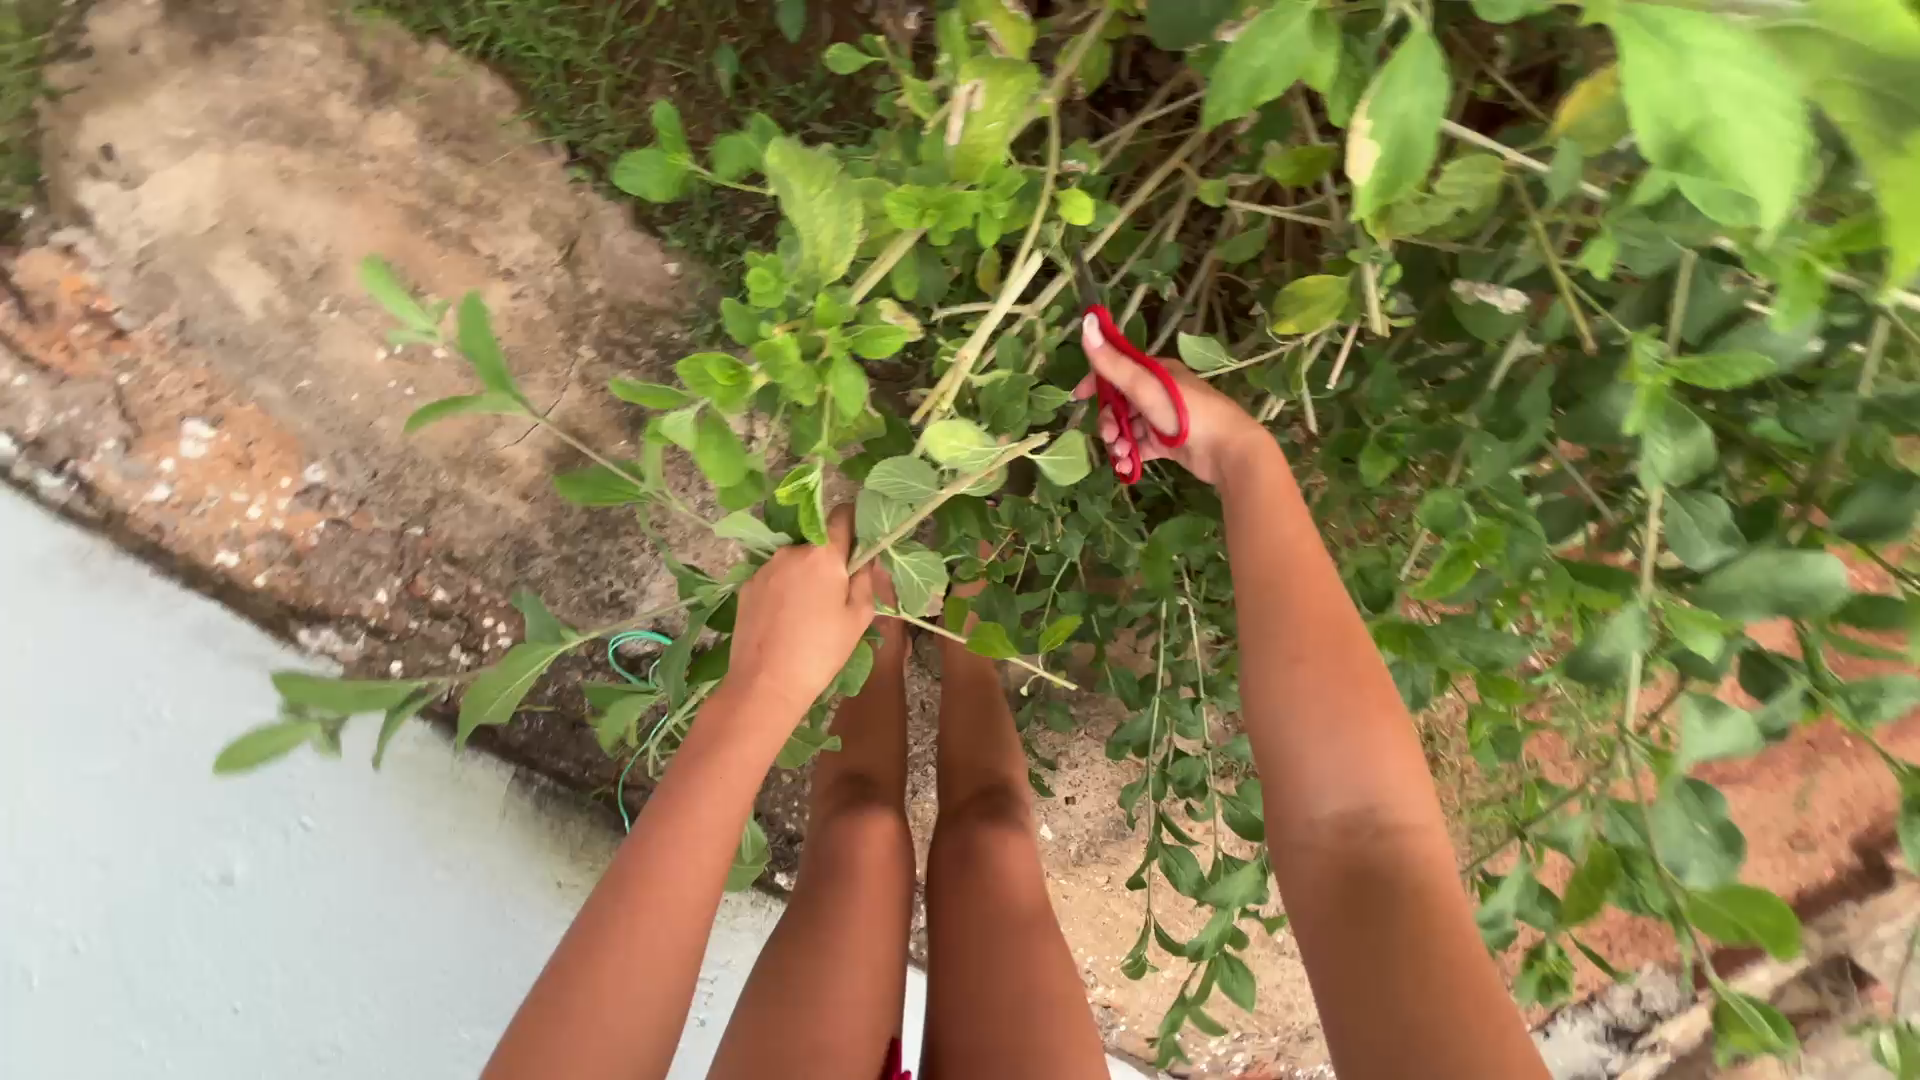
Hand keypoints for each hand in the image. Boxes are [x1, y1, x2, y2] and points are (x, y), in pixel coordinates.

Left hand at [723, 505, 874, 718]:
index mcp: (824, 555)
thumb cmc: (821, 651)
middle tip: (835, 594)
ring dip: (804, 575)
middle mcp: (791, 551)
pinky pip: (774, 578)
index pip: (841, 516)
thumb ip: (866, 579)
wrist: (766, 683)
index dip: (853, 523)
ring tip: (806, 612)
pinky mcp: (746, 586)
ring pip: (794, 561)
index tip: (859, 542)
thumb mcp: (859, 617)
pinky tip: (784, 619)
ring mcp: (765, 568)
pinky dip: (783, 589)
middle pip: (817, 543)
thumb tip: (866, 558)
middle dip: (828, 560)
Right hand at [1071, 313, 1275, 486]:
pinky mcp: (1166, 443)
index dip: (1095, 383)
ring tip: (1121, 454)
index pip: (1116, 371)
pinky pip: (1138, 447)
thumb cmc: (1187, 412)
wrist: (1227, 450)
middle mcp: (1157, 393)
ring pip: (1126, 428)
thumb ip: (1113, 362)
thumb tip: (1086, 320)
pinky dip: (1129, 455)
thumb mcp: (1145, 386)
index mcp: (1155, 372)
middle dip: (1108, 421)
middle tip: (1110, 436)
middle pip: (1118, 404)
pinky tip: (1126, 466)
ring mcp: (1161, 420)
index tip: (1078, 398)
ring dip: (1117, 441)